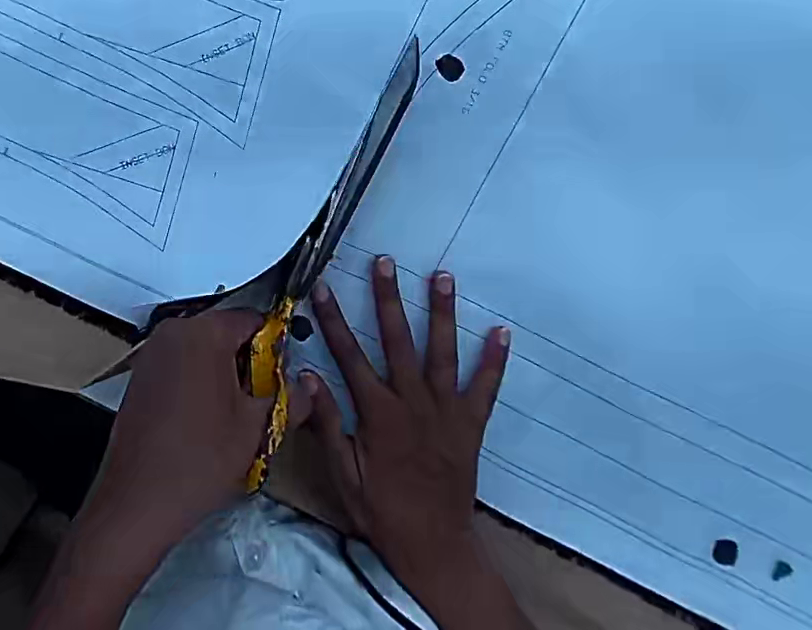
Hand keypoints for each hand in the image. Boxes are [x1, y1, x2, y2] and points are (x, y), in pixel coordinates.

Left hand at [28, 309, 272, 629]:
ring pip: (201, 348)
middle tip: (260, 399)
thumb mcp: (256, 427)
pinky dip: (197, 379)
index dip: (274, 345)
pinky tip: (204, 418)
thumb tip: (306, 388)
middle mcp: (174, 331)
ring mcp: (152, 351)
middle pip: (224, 332)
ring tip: (233, 414)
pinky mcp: (139, 374)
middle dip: (248, 361)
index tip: (282, 374)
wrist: (138, 499)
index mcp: (204, 332)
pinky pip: (179, 363)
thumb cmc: (199, 458)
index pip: (252, 319)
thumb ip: (289, 398)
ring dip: (222, 372)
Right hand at [305, 254, 526, 628]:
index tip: (323, 288)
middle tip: (384, 262)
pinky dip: (494, 361)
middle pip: (398, 340)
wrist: (436, 548)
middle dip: (388, 298)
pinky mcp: (470, 424)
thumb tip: (309, 378)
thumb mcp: (343, 475)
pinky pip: (484, 388)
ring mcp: (445, 411)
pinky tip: (501, 333)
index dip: (334, 319)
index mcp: (378, 414)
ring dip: (441, 313)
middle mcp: (413, 403)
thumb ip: (326, 424)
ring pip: (442, 353)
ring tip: (442, 277)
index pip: (349, 355)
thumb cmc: (382, 511)